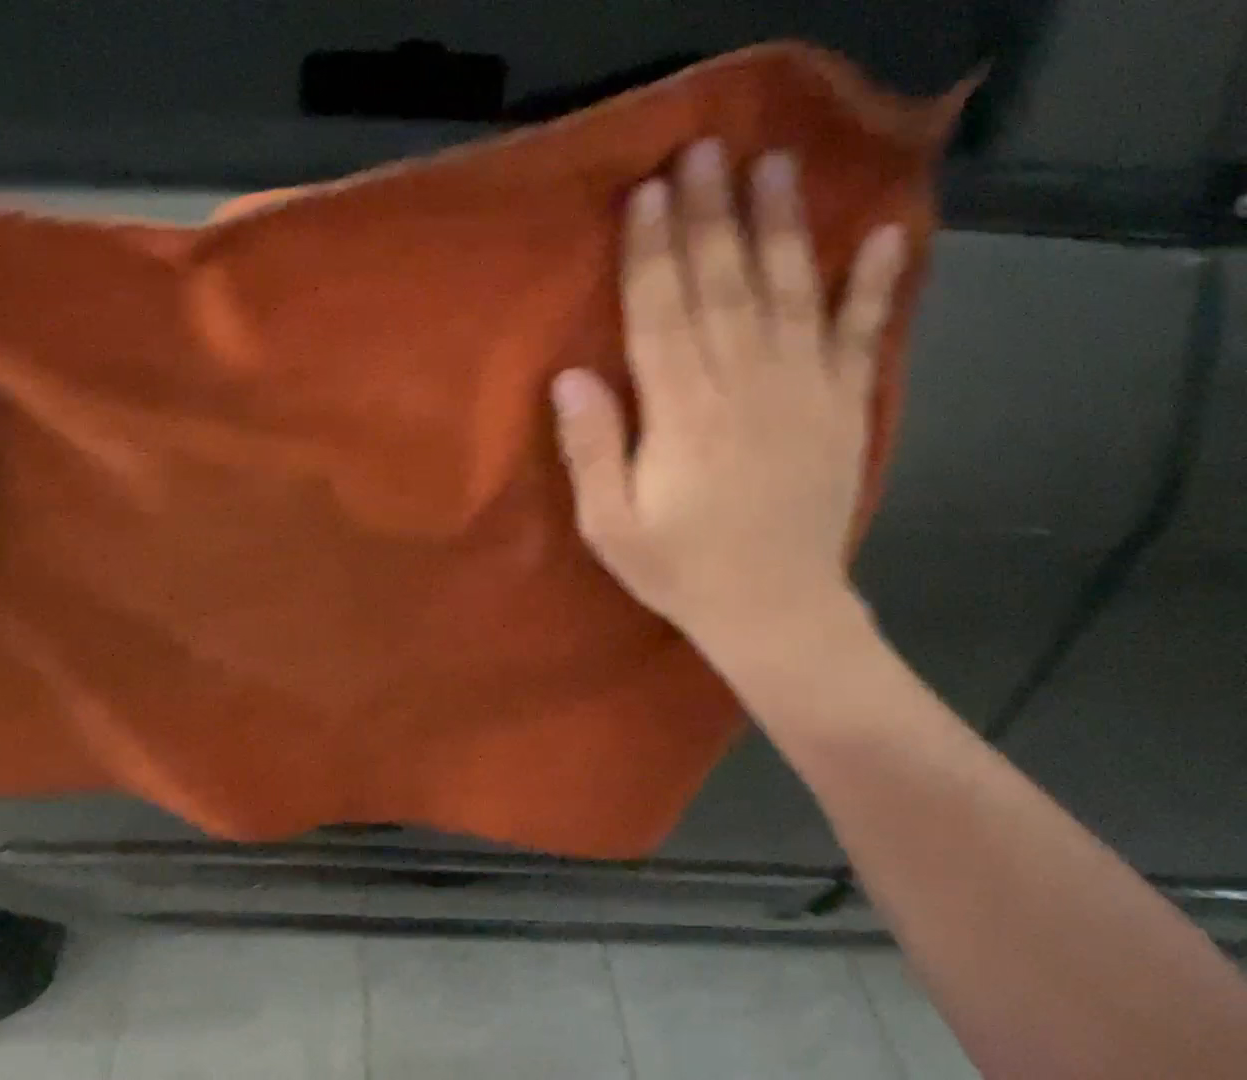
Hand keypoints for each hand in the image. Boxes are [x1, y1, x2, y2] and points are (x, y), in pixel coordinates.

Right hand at [551, 140, 907, 646]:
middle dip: (711, 215)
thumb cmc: (679, 569)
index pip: (662, 314)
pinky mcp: (845, 408)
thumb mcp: (610, 525)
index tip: (648, 192)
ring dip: (782, 227)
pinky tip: (885, 235)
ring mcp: (805, 393)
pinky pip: (862, 336)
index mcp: (682, 415)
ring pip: (791, 294)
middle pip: (725, 286)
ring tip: (776, 166)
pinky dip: (876, 285)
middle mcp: (745, 387)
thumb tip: (570, 375)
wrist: (777, 613)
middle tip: (705, 149)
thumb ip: (592, 449)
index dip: (653, 251)